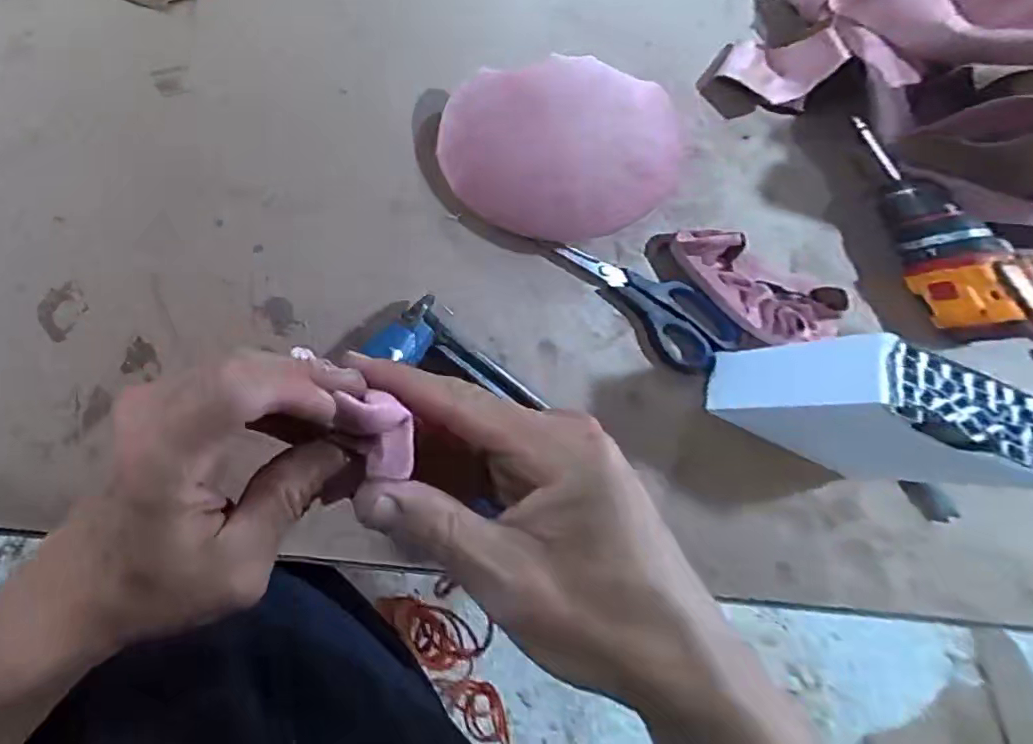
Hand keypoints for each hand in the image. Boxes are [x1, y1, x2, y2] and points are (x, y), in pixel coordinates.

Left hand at [19, 349, 363, 652]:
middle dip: (306, 380)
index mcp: (165, 448)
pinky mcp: (158, 396)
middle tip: (359, 400)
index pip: (237, 387)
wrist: (87, 580)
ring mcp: (152, 394)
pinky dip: (266, 389)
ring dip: (290, 382)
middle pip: (241, 366)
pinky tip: (300, 411)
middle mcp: (154, 404)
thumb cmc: (158, 587)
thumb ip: (287, 497)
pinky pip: (222, 378)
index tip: (348, 411)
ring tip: (340, 405)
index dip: (299, 388)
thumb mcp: (238, 565)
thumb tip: (339, 448)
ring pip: (236, 365)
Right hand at [346, 355, 813, 743]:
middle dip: (405, 420)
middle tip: (347, 420)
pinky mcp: (565, 476)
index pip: (457, 399)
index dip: (398, 382)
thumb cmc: (599, 619)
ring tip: (370, 450)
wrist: (686, 669)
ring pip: (477, 439)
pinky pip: (496, 461)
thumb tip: (365, 490)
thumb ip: (432, 524)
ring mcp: (564, 452)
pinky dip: (456, 471)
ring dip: (427, 449)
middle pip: (465, 416)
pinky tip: (420, 480)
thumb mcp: (506, 576)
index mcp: (552, 442)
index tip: (348, 363)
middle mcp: (559, 431)